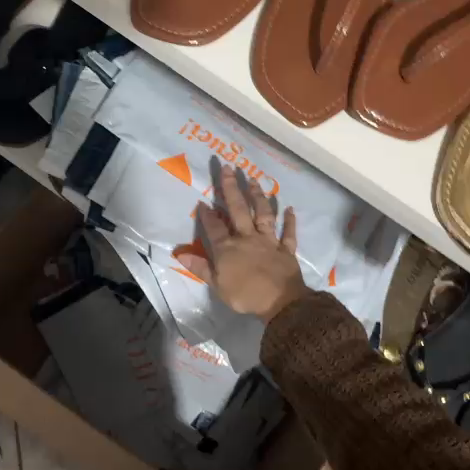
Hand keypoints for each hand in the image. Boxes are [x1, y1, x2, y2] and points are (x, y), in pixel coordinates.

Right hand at [176, 165, 310, 322]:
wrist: (280, 301)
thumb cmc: (244, 295)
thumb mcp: (216, 285)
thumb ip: (200, 268)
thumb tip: (179, 254)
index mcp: (227, 248)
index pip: (214, 227)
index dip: (207, 215)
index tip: (202, 201)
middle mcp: (247, 237)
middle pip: (238, 209)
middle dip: (231, 188)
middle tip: (226, 168)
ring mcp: (268, 241)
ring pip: (263, 214)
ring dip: (258, 196)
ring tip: (253, 180)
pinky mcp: (286, 248)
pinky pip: (288, 233)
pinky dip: (290, 221)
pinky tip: (289, 208)